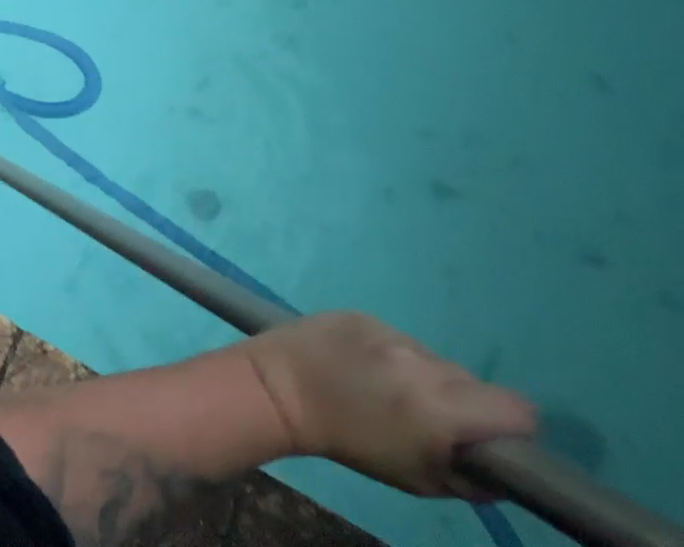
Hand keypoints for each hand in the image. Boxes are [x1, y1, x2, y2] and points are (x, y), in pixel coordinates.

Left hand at [243, 312, 537, 498]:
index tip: (484, 434)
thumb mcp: (422, 479)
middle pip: (472, 382)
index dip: (509, 425)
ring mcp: (389, 333)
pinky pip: (395, 337)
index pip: (518, 409)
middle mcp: (422, 363)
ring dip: (420, 373)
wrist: (276, 391)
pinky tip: (358, 363)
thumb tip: (503, 466)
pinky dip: (387, 352)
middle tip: (423, 412)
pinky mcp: (361, 315)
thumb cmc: (349, 443)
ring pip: (432, 357)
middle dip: (460, 401)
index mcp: (443, 407)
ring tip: (381, 385)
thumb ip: (473, 477)